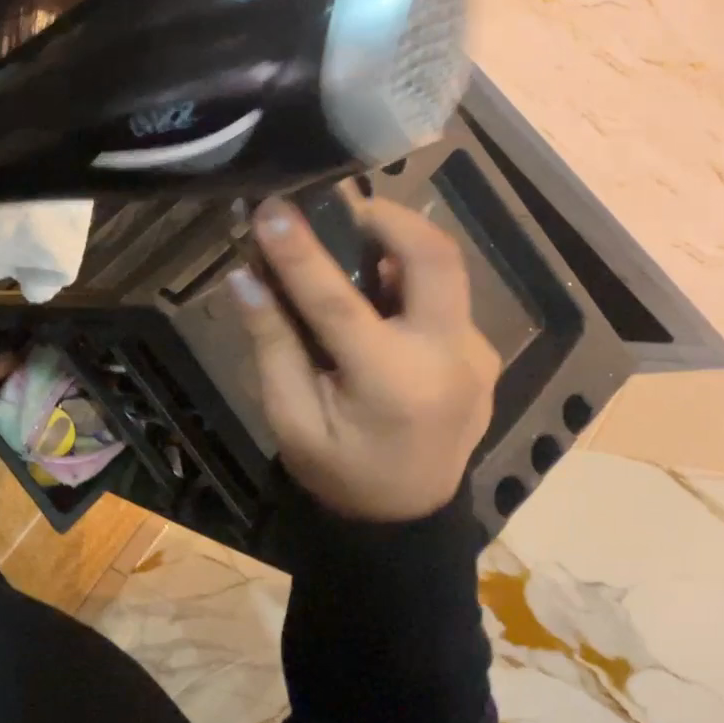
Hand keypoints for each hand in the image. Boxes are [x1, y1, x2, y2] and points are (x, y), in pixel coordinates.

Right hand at [229, 197, 499, 522]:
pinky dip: (402, 279)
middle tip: (337, 205)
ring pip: (443, 273)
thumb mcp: (289, 415)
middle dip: (388, 218)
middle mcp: (449, 358)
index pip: (338, 300)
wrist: (405, 516)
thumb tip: (244, 277)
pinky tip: (368, 295)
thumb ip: (272, 343)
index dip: (299, 250)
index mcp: (393, 382)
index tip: (269, 207)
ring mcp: (475, 353)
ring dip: (394, 246)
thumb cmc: (335, 469)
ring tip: (342, 246)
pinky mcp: (479, 351)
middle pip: (435, 259)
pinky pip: (441, 297)